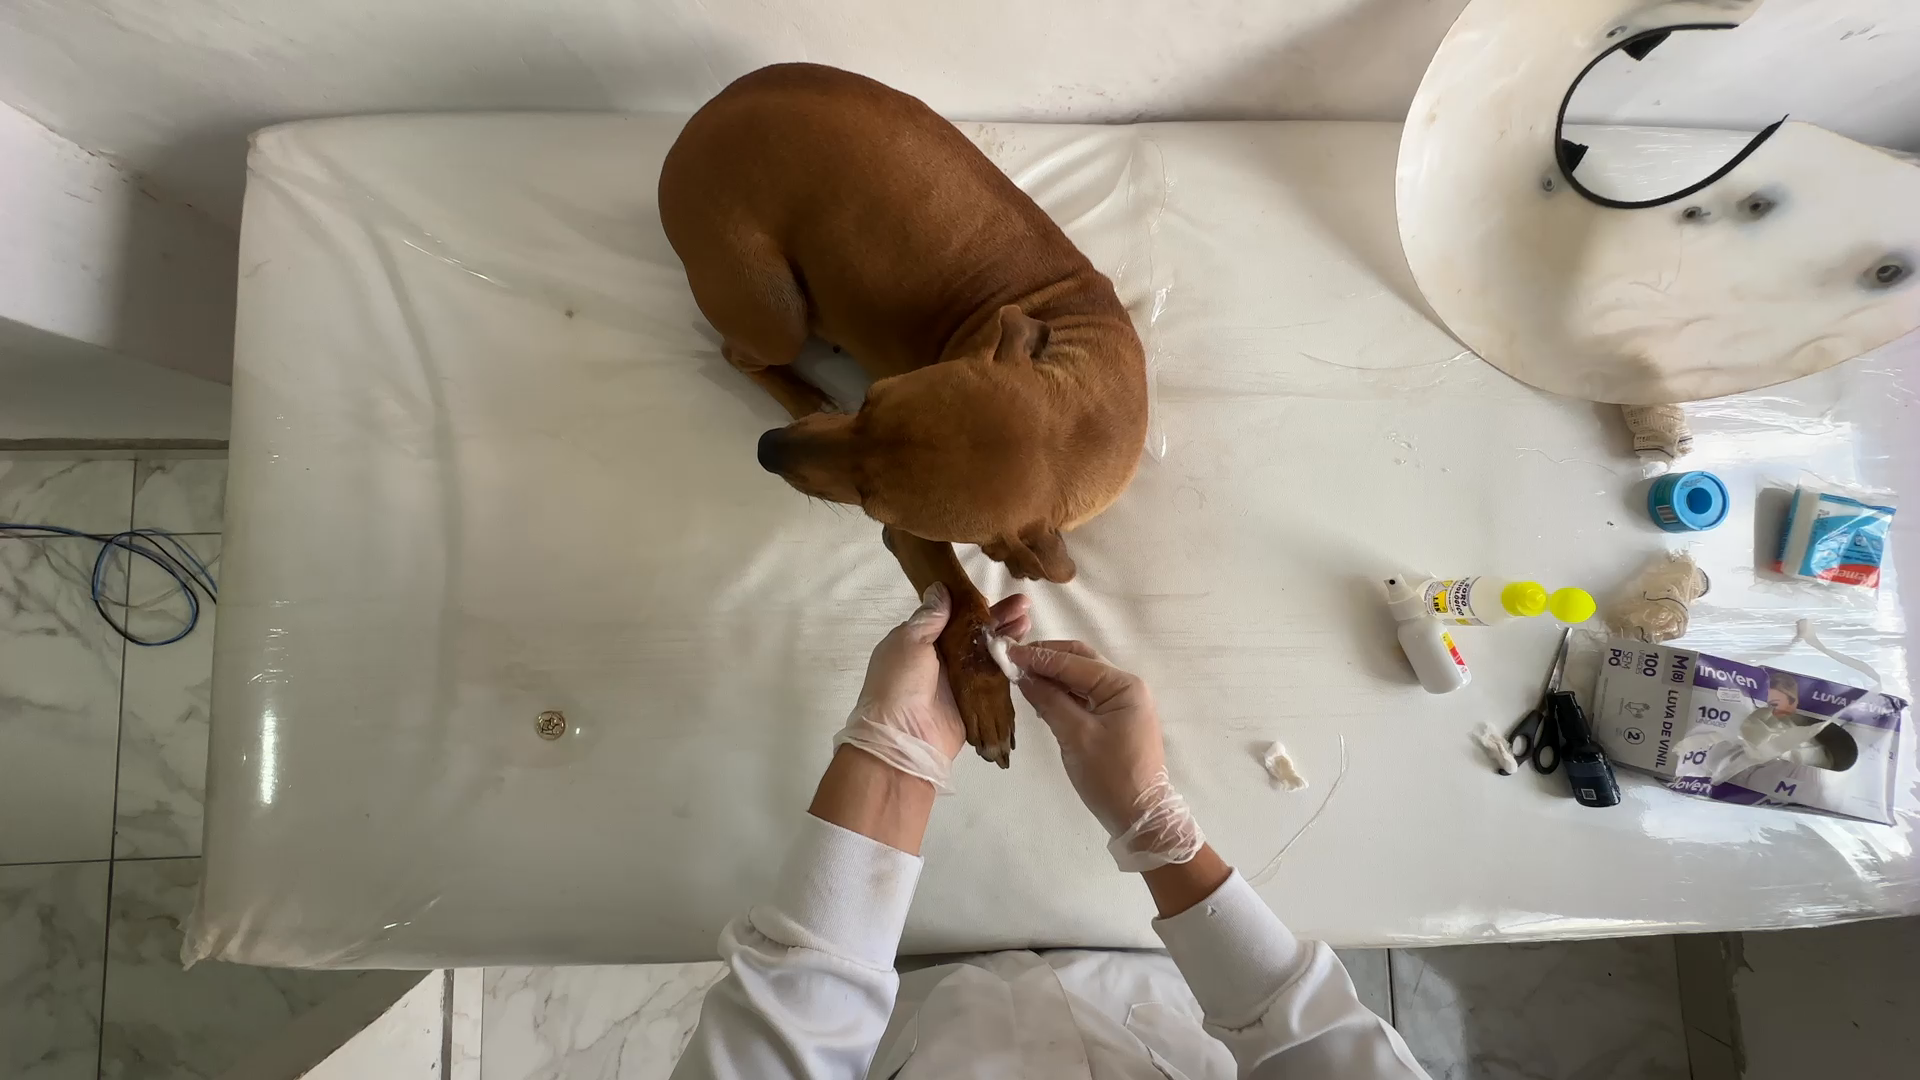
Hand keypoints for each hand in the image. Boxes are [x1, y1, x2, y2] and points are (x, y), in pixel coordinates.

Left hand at [833, 584, 1030, 790]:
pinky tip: (1025, 649)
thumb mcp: (908, 642)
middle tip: (1023, 604)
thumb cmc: (899, 684)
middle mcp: (941, 659)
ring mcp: (960, 680)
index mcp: (920, 642)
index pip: (952, 617)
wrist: (903, 739)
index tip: (992, 595)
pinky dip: (1010, 663)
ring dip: (1008, 637)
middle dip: (998, 618)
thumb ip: (929, 618)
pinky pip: (995, 678)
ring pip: (988, 653)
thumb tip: (940, 589)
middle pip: (975, 633)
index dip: (972, 606)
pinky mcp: (976, 700)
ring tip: (1027, 620)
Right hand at [1008, 641, 1202, 870]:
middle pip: (1079, 661)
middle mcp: (1125, 686)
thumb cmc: (1110, 776)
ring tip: (1020, 675)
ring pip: (1080, 677)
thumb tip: (1022, 675)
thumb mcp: (1075, 736)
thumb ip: (1049, 700)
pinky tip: (1039, 694)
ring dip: (1052, 675)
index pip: (1073, 661)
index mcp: (1123, 686)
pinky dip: (1061, 692)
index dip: (1038, 656)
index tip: (1007, 651)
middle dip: (1046, 658)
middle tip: (1013, 659)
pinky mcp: (1113, 718)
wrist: (1140, 818)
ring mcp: (1121, 702)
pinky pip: (1083, 695)